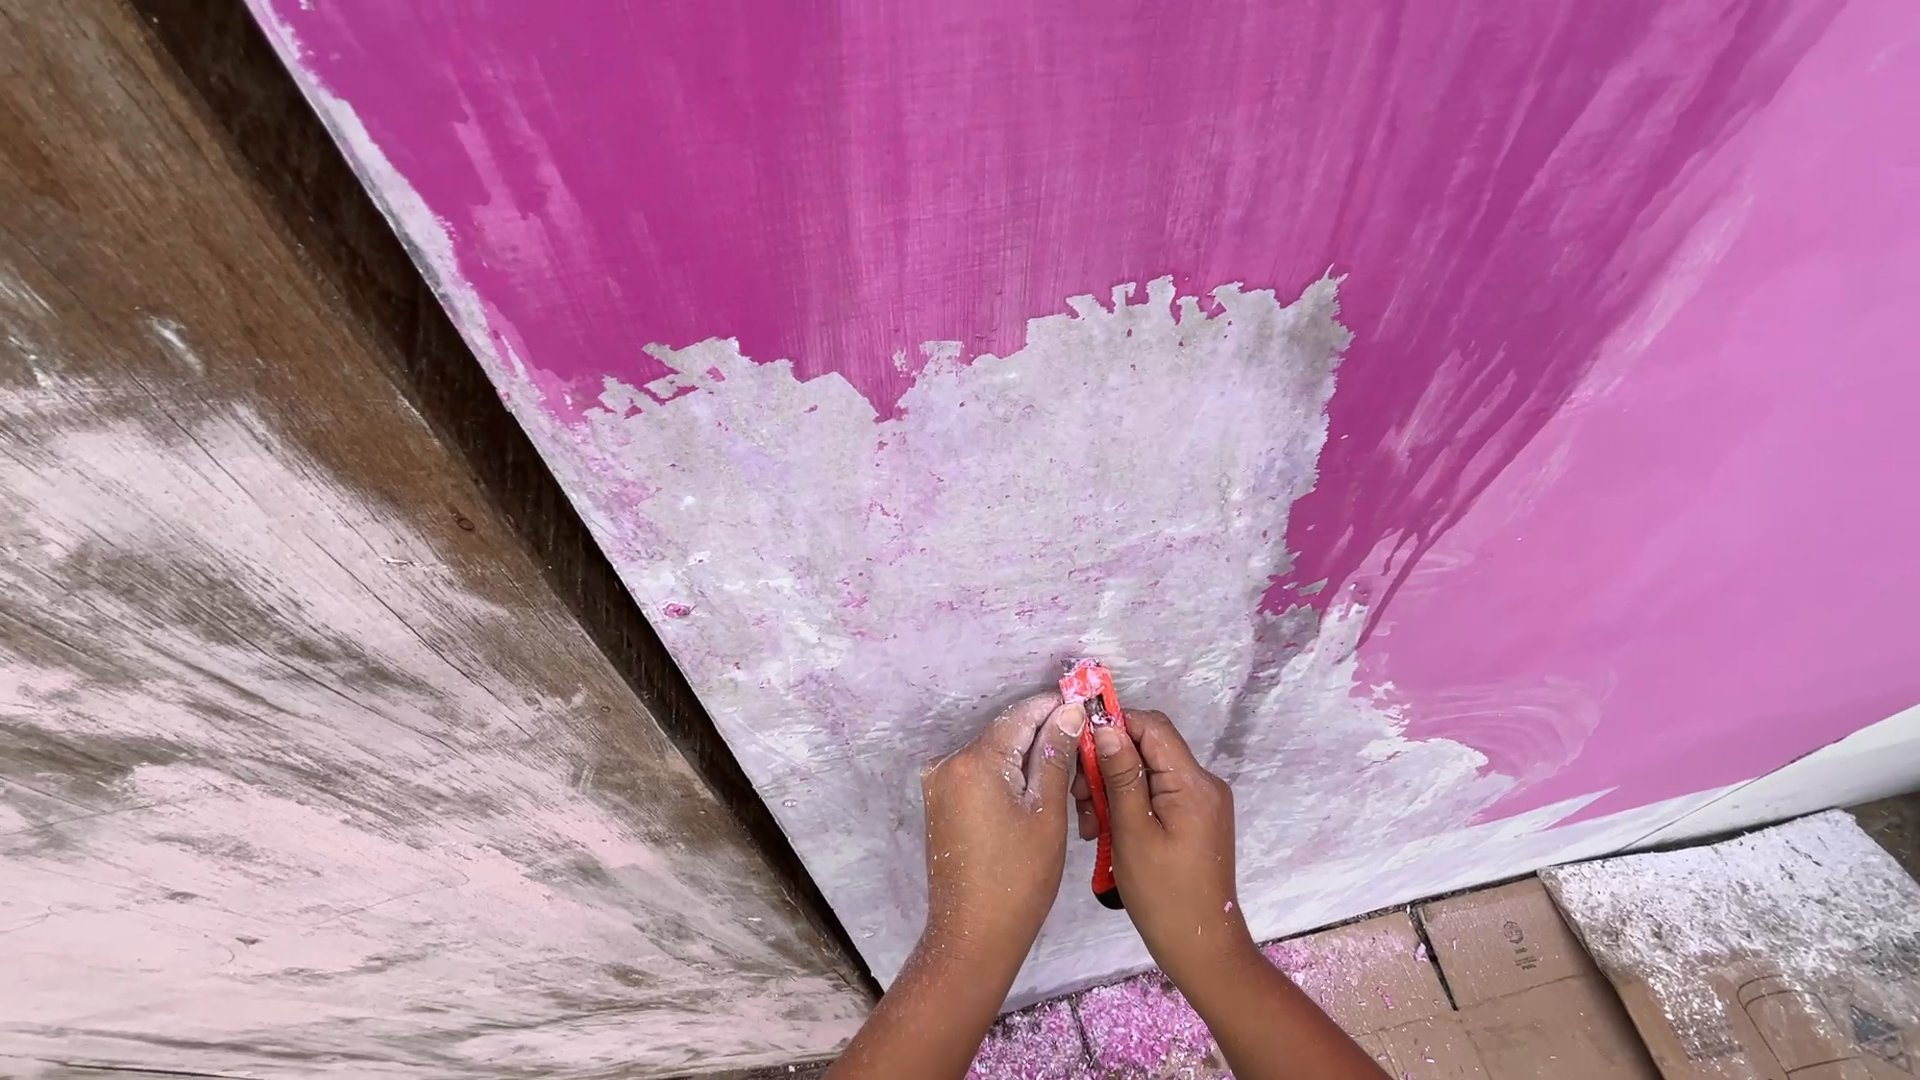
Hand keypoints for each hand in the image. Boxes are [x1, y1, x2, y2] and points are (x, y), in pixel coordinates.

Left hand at [921, 692, 1087, 962]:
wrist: (973, 934)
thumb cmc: (1019, 878)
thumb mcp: (1047, 813)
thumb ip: (1054, 755)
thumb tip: (1067, 710)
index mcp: (976, 760)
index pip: (1020, 714)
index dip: (1054, 706)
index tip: (1086, 705)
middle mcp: (950, 762)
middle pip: (1005, 731)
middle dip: (1043, 731)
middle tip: (1084, 739)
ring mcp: (940, 781)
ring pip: (993, 751)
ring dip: (1026, 753)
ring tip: (1066, 765)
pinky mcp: (940, 800)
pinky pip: (979, 771)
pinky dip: (1007, 771)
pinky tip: (1034, 785)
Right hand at [1072, 709, 1255, 988]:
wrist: (1202, 951)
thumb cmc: (1163, 894)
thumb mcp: (1132, 832)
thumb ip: (1121, 776)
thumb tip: (1107, 727)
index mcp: (1192, 783)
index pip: (1151, 726)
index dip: (1114, 726)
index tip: (1078, 747)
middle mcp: (1202, 784)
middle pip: (1147, 749)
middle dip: (1108, 765)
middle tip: (1079, 800)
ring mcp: (1199, 803)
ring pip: (1146, 773)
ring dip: (1113, 789)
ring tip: (1091, 826)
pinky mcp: (1192, 820)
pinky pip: (1155, 795)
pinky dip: (1128, 805)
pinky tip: (1106, 832)